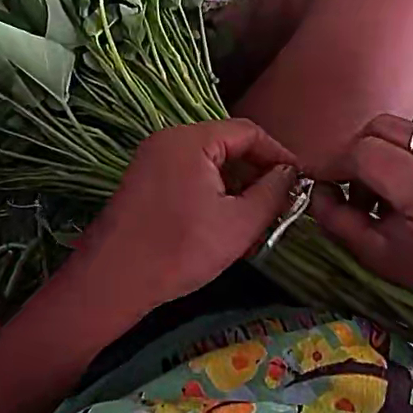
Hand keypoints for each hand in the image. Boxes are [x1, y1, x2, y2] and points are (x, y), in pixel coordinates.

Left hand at [75, 119, 299, 313]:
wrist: (113, 280)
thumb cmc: (181, 250)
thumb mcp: (239, 223)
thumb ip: (272, 193)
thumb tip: (290, 175)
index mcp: (191, 140)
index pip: (248, 132)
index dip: (279, 155)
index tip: (299, 182)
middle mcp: (167, 141)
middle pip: (226, 146)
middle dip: (256, 175)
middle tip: (278, 207)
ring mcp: (150, 161)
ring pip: (207, 165)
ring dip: (234, 189)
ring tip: (253, 224)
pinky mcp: (142, 183)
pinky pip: (187, 178)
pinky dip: (210, 195)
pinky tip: (222, 226)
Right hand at [311, 113, 412, 327]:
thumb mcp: (377, 255)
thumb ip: (337, 218)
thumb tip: (316, 189)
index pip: (367, 153)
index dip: (336, 165)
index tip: (323, 185)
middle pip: (383, 128)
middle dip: (356, 153)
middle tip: (348, 188)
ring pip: (402, 128)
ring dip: (378, 152)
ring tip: (375, 193)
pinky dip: (400, 157)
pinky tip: (400, 190)